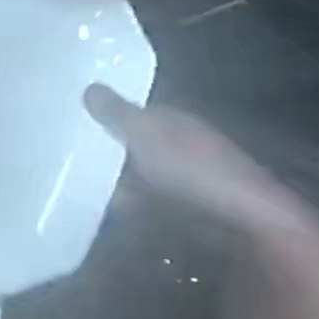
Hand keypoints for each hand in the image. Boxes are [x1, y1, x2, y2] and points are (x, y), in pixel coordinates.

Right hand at [85, 85, 314, 237]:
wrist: (254, 232)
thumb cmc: (197, 172)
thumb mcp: (147, 134)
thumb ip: (117, 112)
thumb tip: (90, 86)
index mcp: (178, 122)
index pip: (135, 109)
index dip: (105, 111)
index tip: (71, 116)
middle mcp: (183, 147)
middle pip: (134, 143)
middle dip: (104, 146)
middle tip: (64, 149)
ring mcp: (186, 182)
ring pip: (135, 173)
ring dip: (110, 177)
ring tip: (74, 180)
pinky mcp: (185, 214)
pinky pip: (142, 202)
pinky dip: (123, 204)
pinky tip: (103, 207)